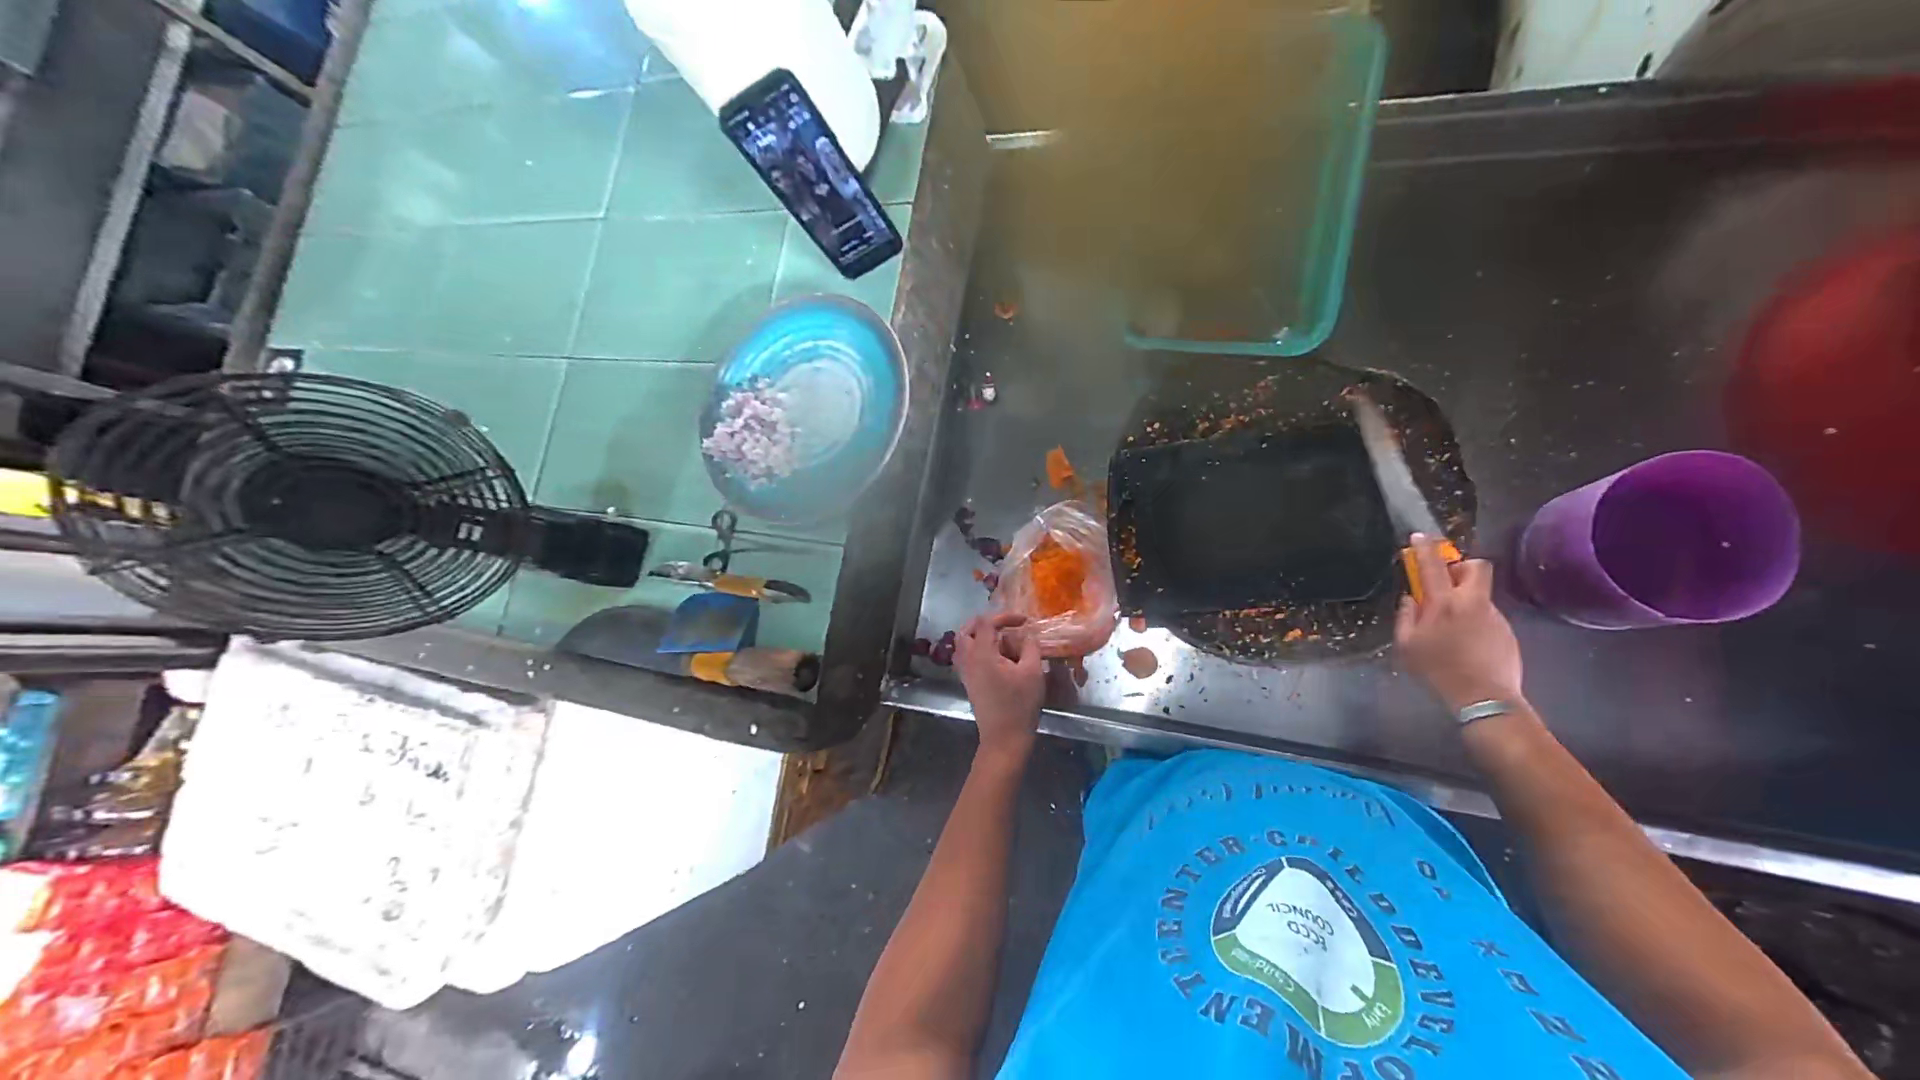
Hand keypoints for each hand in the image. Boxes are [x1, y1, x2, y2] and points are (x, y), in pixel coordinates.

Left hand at [954, 614, 1043, 765]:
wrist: (1004, 738)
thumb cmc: (1019, 704)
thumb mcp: (1032, 672)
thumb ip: (1030, 647)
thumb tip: (1028, 635)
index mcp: (981, 653)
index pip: (986, 622)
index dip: (1004, 616)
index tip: (1024, 621)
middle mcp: (968, 659)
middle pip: (966, 630)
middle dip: (986, 622)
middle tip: (1006, 625)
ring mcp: (965, 672)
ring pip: (963, 643)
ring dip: (979, 635)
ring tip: (1001, 639)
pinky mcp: (969, 682)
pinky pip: (966, 656)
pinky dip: (977, 648)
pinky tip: (997, 656)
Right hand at [1394, 534, 1525, 711]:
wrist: (1484, 697)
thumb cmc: (1437, 670)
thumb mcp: (1406, 645)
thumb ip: (1405, 616)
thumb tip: (1411, 599)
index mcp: (1444, 603)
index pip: (1433, 565)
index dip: (1425, 548)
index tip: (1420, 537)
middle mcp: (1473, 603)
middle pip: (1476, 567)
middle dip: (1461, 567)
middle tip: (1446, 583)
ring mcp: (1495, 616)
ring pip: (1479, 595)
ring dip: (1464, 600)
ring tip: (1451, 628)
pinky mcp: (1507, 631)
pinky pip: (1486, 615)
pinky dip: (1474, 621)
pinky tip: (1466, 644)